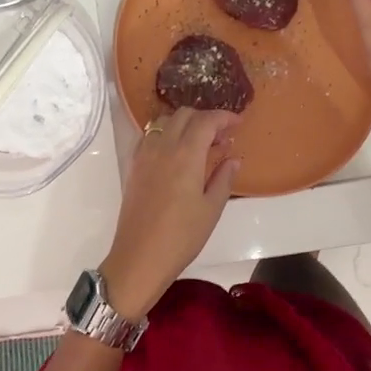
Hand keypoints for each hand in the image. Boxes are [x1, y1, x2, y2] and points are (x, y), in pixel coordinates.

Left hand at [99, 108, 240, 319]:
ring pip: (164, 121)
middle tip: (221, 137)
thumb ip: (223, 179)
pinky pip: (149, 135)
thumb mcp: (211, 209)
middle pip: (184, 115)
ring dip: (184, 123)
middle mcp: (163, 146)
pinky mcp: (133, 164)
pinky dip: (165, 133)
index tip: (237, 122)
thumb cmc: (181, 236)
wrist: (140, 255)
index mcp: (185, 154)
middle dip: (205, 118)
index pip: (206, 121)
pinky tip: (174, 152)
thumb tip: (233, 159)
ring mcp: (144, 153)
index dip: (224, 117)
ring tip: (199, 143)